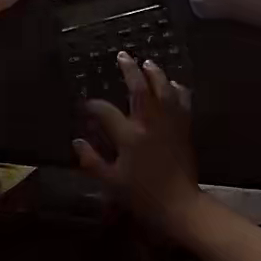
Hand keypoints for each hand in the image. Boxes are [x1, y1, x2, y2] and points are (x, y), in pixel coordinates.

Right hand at [74, 52, 203, 235]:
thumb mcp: (110, 181)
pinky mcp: (183, 130)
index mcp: (129, 137)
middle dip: (130, 71)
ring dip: (155, 74)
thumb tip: (77, 141)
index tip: (85, 106)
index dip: (93, 106)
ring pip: (164, 91)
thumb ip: (91, 161)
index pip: (106, 112)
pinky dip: (178, 90)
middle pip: (140, 90)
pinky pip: (182, 103)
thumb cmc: (140, 195)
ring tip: (148, 63)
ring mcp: (169, 125)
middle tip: (123, 56)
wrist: (179, 204)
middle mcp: (149, 124)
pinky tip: (173, 84)